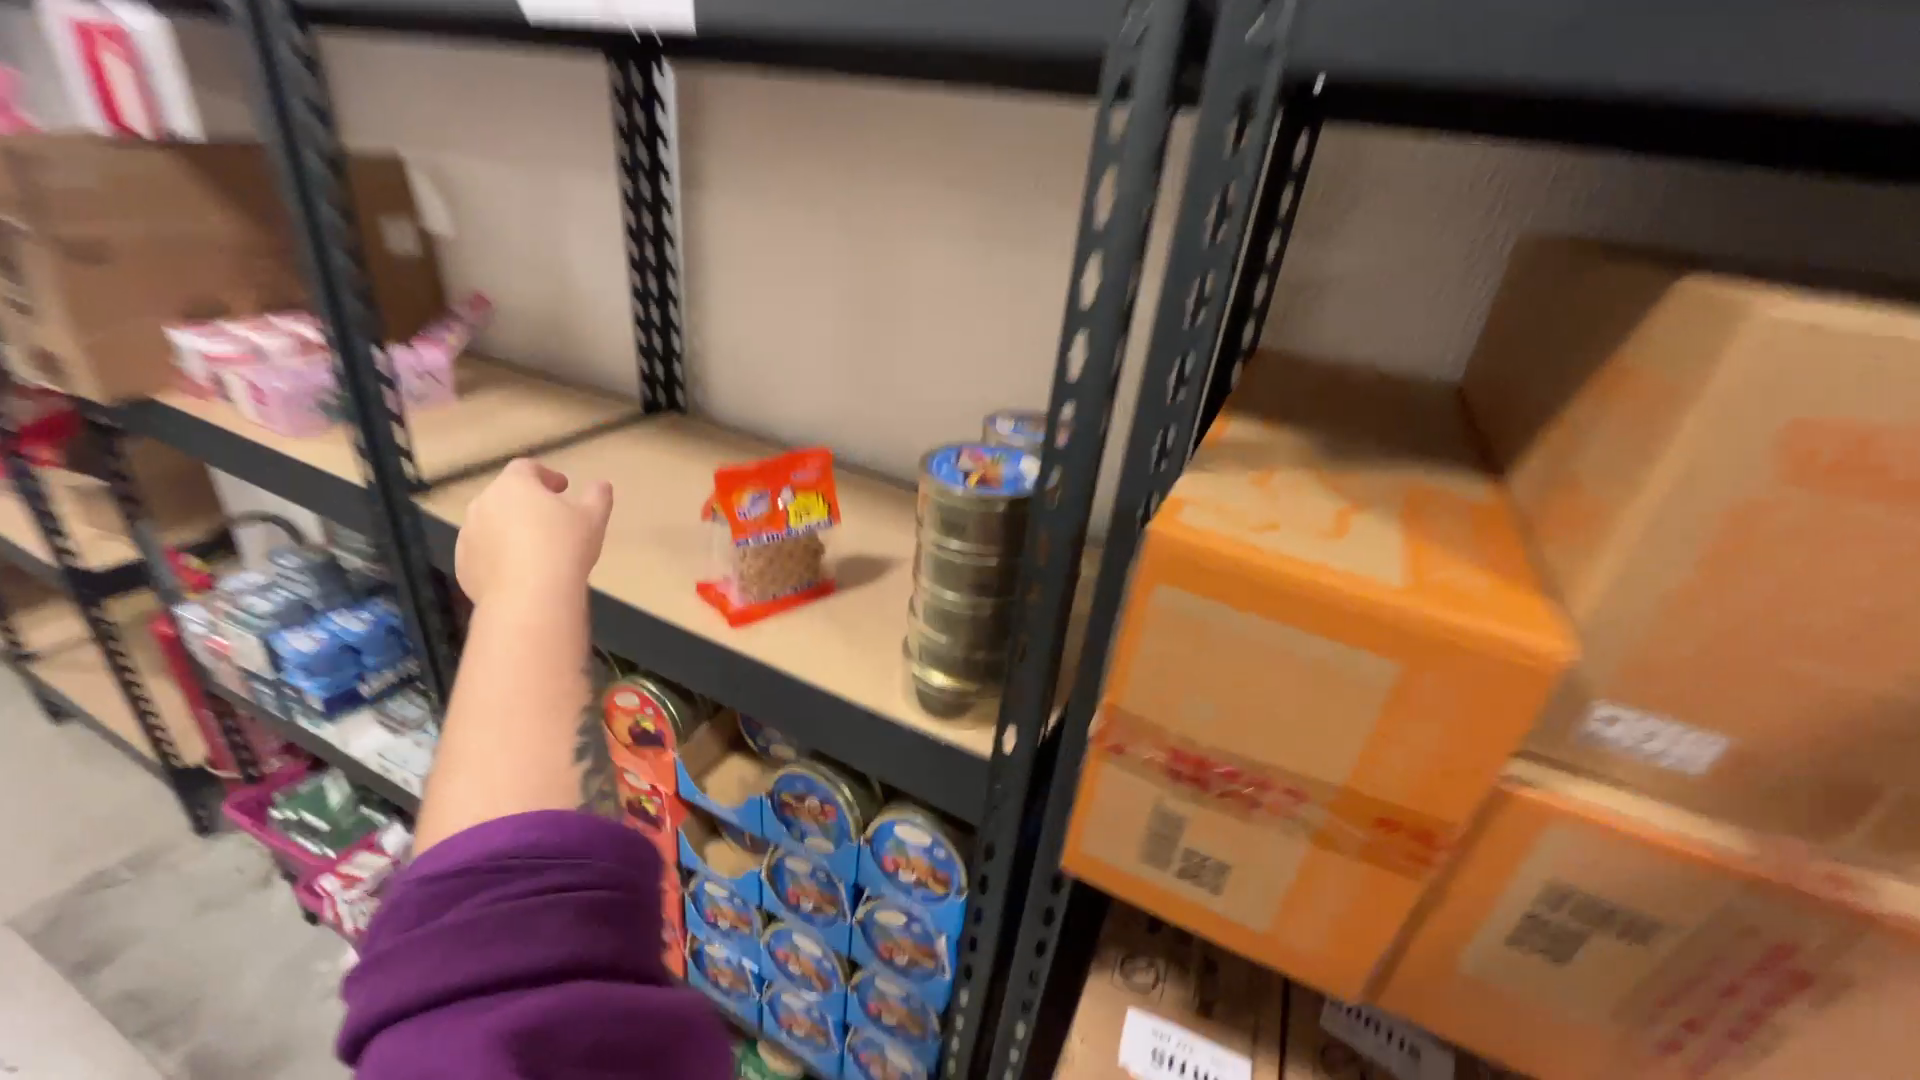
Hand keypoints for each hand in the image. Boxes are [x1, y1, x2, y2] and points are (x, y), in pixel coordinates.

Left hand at [455, 458, 612, 605]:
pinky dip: (498, 555)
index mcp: (514, 485)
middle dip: (526, 503)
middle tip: (550, 519)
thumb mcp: (593, 518)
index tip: (562, 488)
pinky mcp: (463, 565)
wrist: (529, 597)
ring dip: (509, 529)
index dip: (545, 474)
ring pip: (490, 524)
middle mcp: (483, 504)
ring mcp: (468, 535)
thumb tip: (602, 485)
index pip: (526, 468)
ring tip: (535, 549)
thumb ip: (598, 496)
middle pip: (504, 495)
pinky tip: (520, 571)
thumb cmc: (564, 547)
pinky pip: (482, 552)